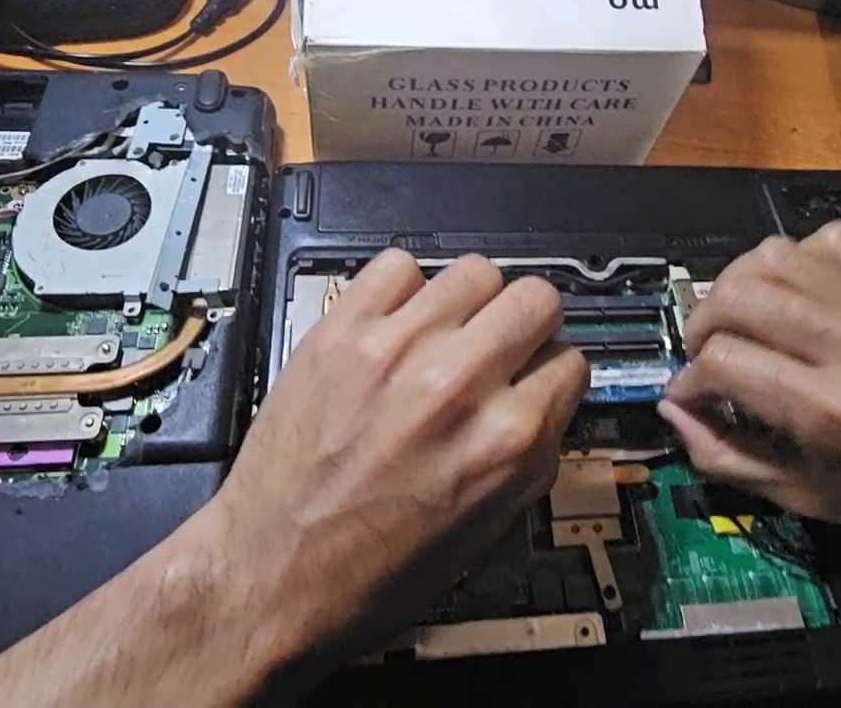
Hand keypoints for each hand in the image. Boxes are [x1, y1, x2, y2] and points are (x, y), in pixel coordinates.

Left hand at [203, 251, 586, 682]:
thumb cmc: (370, 571)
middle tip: (503, 341)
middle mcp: (458, 386)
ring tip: (448, 331)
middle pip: (536, 299)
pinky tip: (398, 321)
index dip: (553, 373)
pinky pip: (397, 265)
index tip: (535, 375)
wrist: (269, 574)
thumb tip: (546, 397)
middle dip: (530, 323)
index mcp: (505, 444)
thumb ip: (530, 453)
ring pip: (476, 271)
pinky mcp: (341, 333)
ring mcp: (397, 350)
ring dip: (472, 301)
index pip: (571, 363)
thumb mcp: (485, 530)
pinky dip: (405, 288)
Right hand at [658, 223, 840, 561]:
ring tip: (742, 319)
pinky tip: (797, 296)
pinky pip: (827, 240)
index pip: (722, 362)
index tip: (691, 395)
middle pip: (736, 296)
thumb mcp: (808, 501)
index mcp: (833, 414)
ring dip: (738, 286)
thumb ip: (725, 456)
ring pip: (772, 256)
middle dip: (701, 325)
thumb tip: (672, 410)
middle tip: (707, 353)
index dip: (689, 380)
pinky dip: (796, 260)